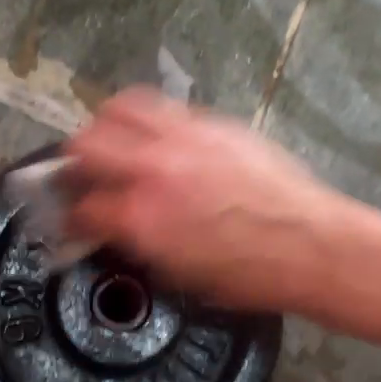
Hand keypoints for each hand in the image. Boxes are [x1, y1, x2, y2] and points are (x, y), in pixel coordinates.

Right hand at [64, 89, 356, 311]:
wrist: (311, 244)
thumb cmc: (249, 274)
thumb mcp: (178, 274)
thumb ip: (137, 243)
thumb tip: (117, 229)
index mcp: (139, 217)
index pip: (80, 206)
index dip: (69, 216)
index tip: (73, 220)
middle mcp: (152, 168)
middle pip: (84, 144)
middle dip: (75, 161)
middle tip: (83, 175)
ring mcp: (181, 137)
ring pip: (119, 108)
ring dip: (106, 126)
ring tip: (114, 142)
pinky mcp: (211, 121)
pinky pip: (162, 106)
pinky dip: (148, 119)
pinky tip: (159, 139)